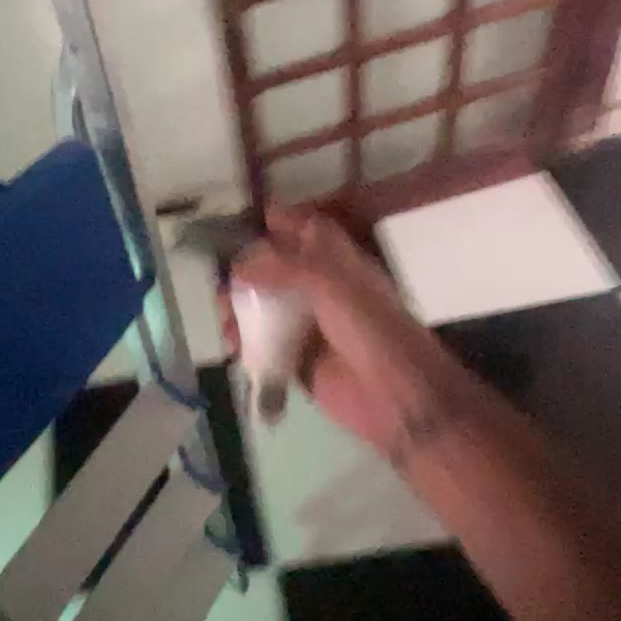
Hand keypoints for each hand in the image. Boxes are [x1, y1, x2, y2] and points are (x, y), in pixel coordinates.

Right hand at [225, 209, 457, 459]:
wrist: (396, 397)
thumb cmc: (370, 329)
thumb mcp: (331, 283)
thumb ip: (285, 266)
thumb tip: (239, 265)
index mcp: (338, 262)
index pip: (304, 230)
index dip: (277, 223)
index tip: (242, 225)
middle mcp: (321, 288)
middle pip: (275, 268)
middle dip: (245, 270)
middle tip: (223, 281)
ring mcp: (308, 325)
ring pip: (264, 307)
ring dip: (240, 307)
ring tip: (224, 315)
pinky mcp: (296, 359)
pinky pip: (262, 344)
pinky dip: (244, 342)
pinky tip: (232, 345)